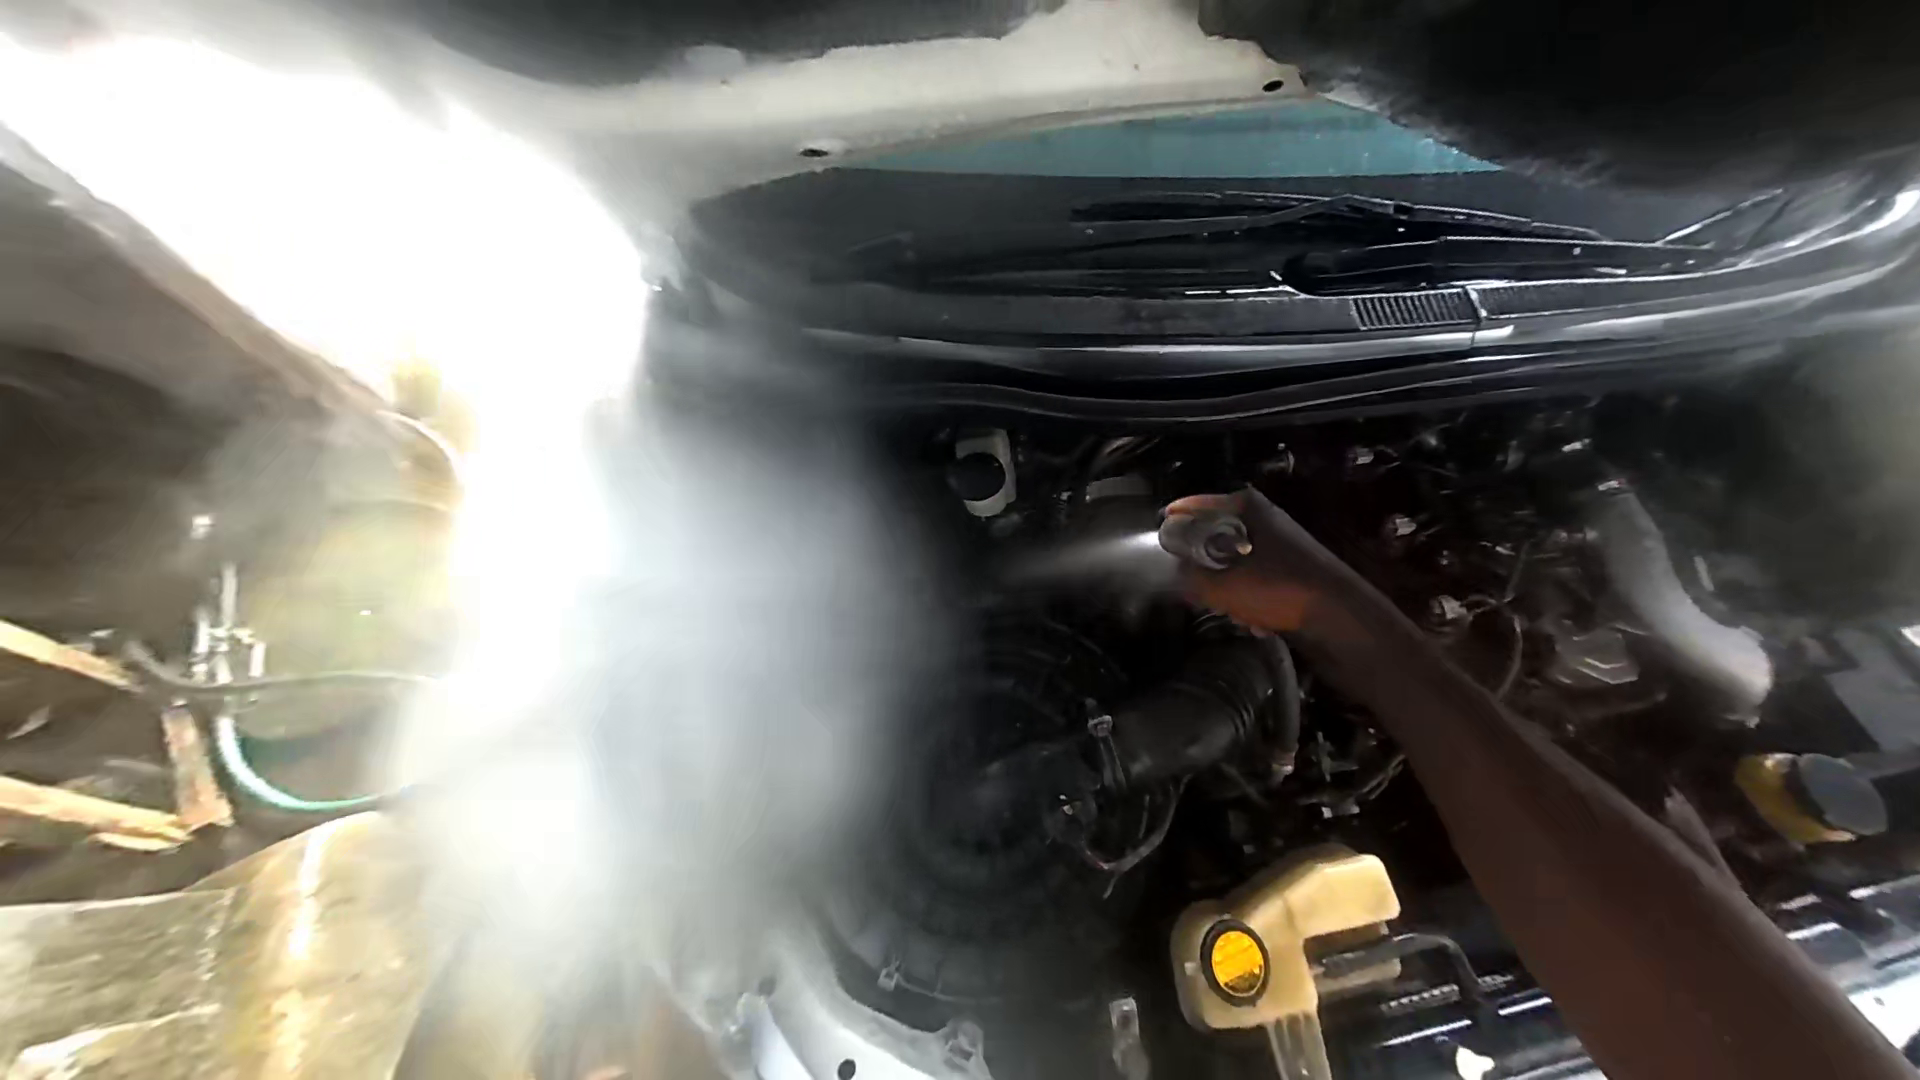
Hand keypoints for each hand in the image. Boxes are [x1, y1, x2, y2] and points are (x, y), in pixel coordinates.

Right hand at [1162, 489, 1354, 634]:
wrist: (1342, 618)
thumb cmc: (1278, 589)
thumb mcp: (1221, 585)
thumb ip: (1189, 575)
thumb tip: (1176, 570)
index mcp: (1248, 509)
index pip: (1196, 505)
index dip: (1175, 520)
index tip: (1159, 537)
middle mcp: (1265, 519)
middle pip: (1213, 536)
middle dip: (1202, 567)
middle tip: (1195, 586)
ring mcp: (1281, 544)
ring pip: (1233, 562)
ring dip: (1227, 589)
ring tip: (1232, 611)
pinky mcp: (1292, 569)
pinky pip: (1256, 579)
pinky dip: (1251, 598)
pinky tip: (1258, 622)